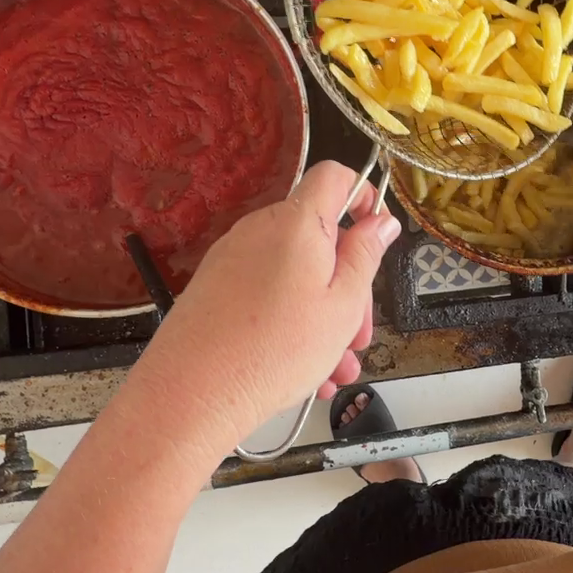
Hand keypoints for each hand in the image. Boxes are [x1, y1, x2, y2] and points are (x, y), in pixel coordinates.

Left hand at [126, 161, 400, 440]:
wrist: (191, 396)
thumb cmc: (273, 352)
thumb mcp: (344, 305)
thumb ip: (366, 256)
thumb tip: (382, 222)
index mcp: (298, 223)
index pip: (334, 176)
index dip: (363, 196)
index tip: (376, 233)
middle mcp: (261, 229)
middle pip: (320, 237)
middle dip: (349, 282)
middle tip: (359, 334)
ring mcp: (233, 257)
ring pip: (297, 272)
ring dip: (324, 313)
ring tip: (336, 367)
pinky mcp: (216, 286)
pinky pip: (268, 291)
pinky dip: (291, 319)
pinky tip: (307, 370)